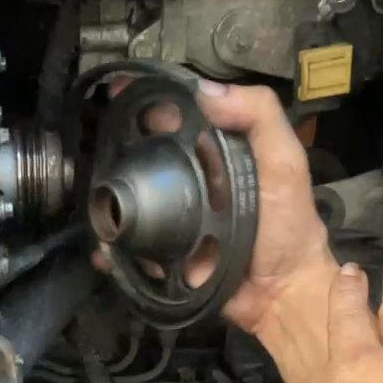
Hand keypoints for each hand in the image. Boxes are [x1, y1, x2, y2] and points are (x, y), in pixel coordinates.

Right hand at [95, 81, 339, 382]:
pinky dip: (115, 250)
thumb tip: (204, 90)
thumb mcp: (284, 161)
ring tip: (93, 197)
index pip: (178, 122)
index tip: (122, 97)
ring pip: (134, 205)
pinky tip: (102, 247)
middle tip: (99, 149)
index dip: (150, 107)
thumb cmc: (289, 226)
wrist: (282, 292)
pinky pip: (135, 251)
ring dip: (111, 202)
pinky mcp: (166, 258)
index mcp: (218, 156)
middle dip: (119, 153)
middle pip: (147, 162)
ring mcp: (176, 223)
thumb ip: (258, 116)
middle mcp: (193, 185)